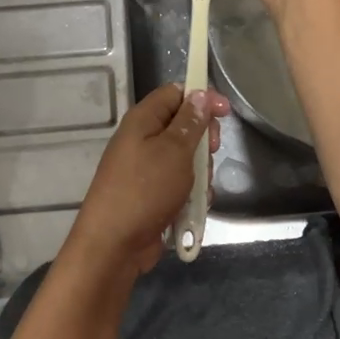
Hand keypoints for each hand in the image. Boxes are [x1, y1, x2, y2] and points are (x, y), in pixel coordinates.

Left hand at [66, 84, 231, 274]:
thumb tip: (199, 94)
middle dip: (203, 142)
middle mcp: (142, 139)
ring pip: (186, 159)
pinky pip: (180, 184)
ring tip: (197, 190)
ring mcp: (147, 168)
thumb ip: (190, 122)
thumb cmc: (145, 190)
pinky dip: (190, 195)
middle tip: (209, 155)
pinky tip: (193, 209)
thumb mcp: (174, 151)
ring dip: (199, 174)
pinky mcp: (152, 194)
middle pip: (184, 126)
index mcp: (143, 119)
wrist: (114, 245)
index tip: (225, 112)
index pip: (175, 93)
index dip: (201, 98)